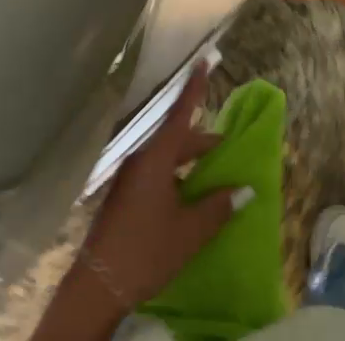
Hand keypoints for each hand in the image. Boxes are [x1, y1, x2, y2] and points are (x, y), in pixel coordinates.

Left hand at [79, 62, 250, 308]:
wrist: (99, 283)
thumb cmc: (147, 250)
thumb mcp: (190, 231)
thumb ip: (218, 206)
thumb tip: (245, 189)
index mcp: (155, 160)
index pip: (180, 115)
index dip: (194, 89)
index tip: (202, 62)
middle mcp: (140, 161)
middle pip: (175, 139)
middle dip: (201, 140)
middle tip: (226, 146)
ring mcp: (129, 180)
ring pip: (165, 159)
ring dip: (189, 161)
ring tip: (213, 174)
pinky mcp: (124, 198)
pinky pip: (156, 175)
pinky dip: (176, 177)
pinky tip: (189, 197)